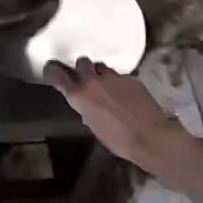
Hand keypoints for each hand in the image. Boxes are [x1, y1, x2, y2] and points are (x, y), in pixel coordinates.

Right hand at [45, 58, 202, 177]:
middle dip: (83, 68)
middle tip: (87, 77)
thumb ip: (86, 108)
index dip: (53, 71)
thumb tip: (87, 103)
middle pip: (82, 62)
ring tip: (108, 86)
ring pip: (102, 67)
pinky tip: (127, 95)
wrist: (150, 137)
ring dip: (102, 74)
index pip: (58, 75)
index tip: (53, 70)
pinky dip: (120, 83)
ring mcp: (114, 77)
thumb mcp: (93, 126)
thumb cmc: (118, 140)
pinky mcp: (131, 78)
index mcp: (79, 96)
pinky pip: (120, 76)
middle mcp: (94, 82)